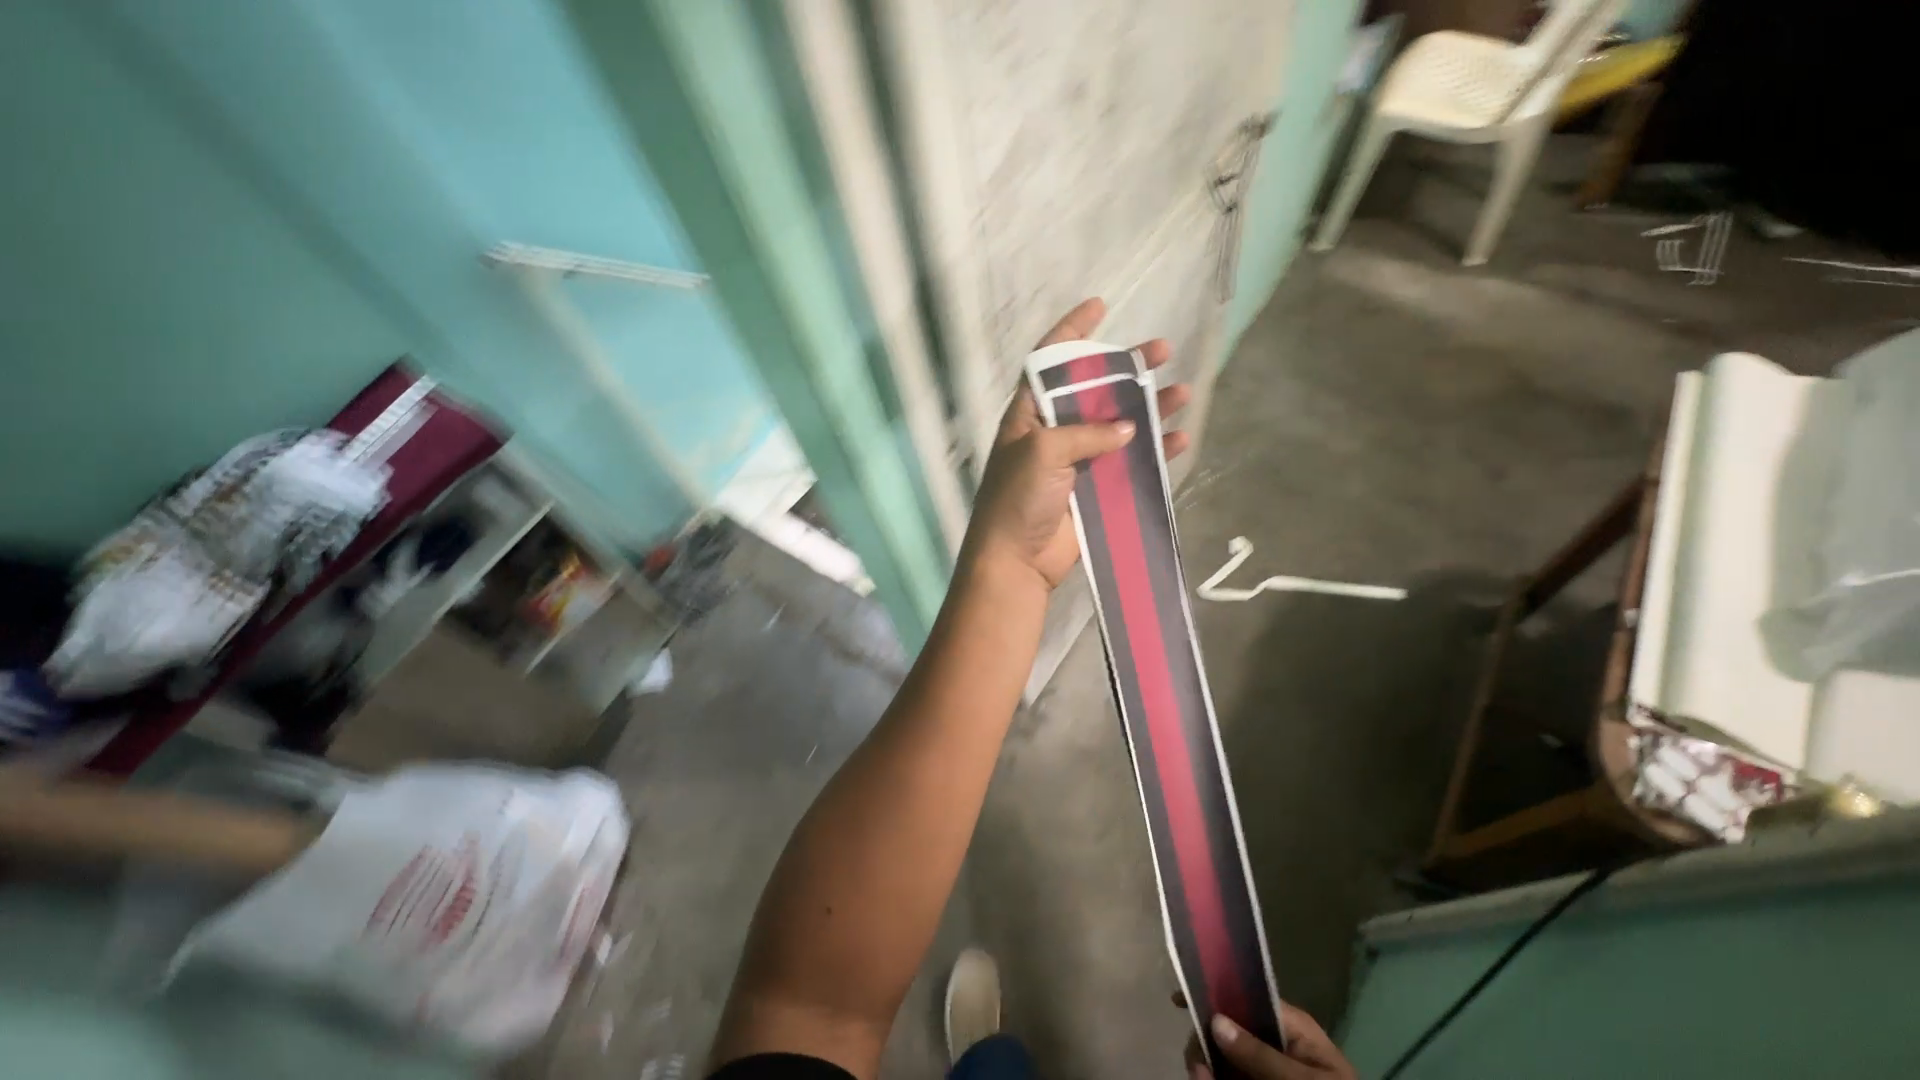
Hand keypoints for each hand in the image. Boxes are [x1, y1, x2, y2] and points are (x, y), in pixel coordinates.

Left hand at [959, 297, 1191, 590]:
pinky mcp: (1095, 491)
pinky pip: (1130, 463)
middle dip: (1127, 369)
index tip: (1100, 306)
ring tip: (1183, 392)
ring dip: (1150, 408)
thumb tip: (1128, 428)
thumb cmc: (1017, 498)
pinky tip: (1179, 439)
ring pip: (1120, 425)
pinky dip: (1154, 452)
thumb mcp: (1043, 452)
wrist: (1016, 561)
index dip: (1072, 332)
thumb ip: (1086, 433)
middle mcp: (1054, 432)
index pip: (1049, 362)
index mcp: (1029, 415)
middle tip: (1162, 349)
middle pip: (1095, 390)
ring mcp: (1077, 462)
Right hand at [1191, 1009, 1357, 1079]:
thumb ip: (1260, 1053)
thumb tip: (1216, 1019)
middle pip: (1227, 1028)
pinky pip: (1230, 1075)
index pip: (1247, 996)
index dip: (1213, 994)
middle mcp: (1274, 1040)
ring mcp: (1266, 1066)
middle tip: (1197, 1068)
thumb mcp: (1302, 1079)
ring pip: (1223, 1056)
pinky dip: (1214, 1079)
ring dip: (1206, 1066)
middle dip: (1205, 1044)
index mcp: (1291, 1025)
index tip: (1179, 1000)